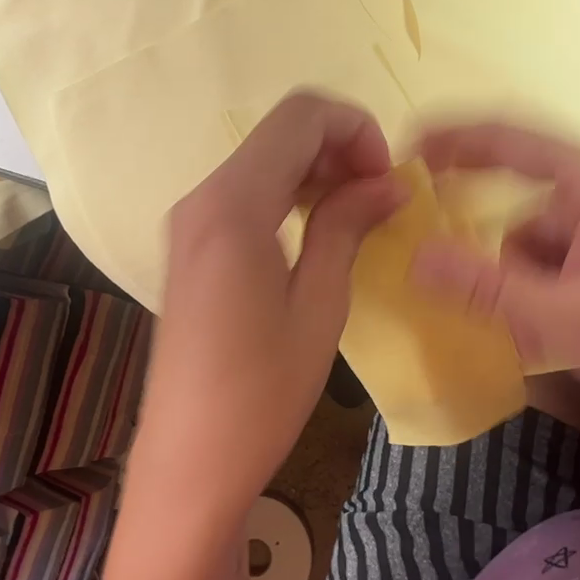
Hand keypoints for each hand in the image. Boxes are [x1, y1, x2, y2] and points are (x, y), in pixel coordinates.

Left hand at [139, 92, 404, 519]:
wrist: (189, 462)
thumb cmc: (262, 392)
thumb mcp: (319, 304)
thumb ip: (348, 226)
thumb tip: (389, 183)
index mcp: (233, 204)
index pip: (300, 117)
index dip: (355, 129)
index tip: (388, 179)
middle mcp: (203, 197)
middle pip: (280, 133)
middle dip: (340, 147)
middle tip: (382, 198)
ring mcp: (190, 221)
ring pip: (264, 160)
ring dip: (317, 170)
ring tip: (360, 215)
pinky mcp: (191, 246)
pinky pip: (246, 192)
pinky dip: (289, 193)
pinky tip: (319, 230)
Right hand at [410, 122, 579, 437]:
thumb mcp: (564, 320)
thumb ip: (484, 287)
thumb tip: (414, 256)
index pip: (508, 135)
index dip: (450, 138)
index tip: (403, 150)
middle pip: (519, 190)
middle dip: (489, 239)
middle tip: (447, 268)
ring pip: (536, 228)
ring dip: (519, 272)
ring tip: (530, 326)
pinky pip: (559, 247)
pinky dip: (542, 280)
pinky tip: (549, 325)